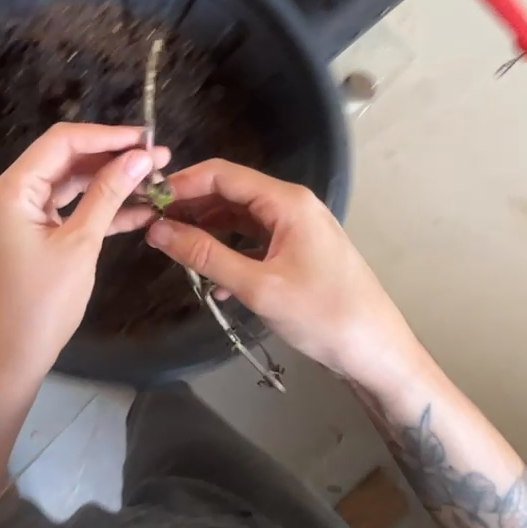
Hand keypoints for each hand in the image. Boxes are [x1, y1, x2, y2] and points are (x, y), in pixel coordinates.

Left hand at [0, 123, 169, 386]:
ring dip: (111, 181)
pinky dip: (101, 207)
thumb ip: (108, 194)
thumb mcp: (81, 243)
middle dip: (112, 156)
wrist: (16, 354)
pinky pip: (71, 209)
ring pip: (72, 183)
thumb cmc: (43, 301)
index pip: (61, 142)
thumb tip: (140, 156)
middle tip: (159, 158)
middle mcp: (13, 193)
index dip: (106, 136)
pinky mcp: (36, 232)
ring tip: (157, 179)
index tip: (148, 138)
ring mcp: (24, 213)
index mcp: (12, 189)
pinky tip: (141, 208)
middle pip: (67, 158)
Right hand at [143, 159, 418, 378]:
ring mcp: (295, 228)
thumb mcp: (258, 286)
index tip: (148, 201)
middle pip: (229, 192)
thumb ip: (205, 255)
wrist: (378, 352)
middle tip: (153, 226)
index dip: (182, 184)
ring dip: (205, 230)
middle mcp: (291, 205)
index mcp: (286, 202)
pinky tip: (209, 279)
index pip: (222, 174)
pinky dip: (227, 252)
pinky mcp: (297, 251)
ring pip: (238, 217)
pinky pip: (252, 240)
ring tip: (173, 248)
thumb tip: (157, 231)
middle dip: (190, 206)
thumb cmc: (323, 315)